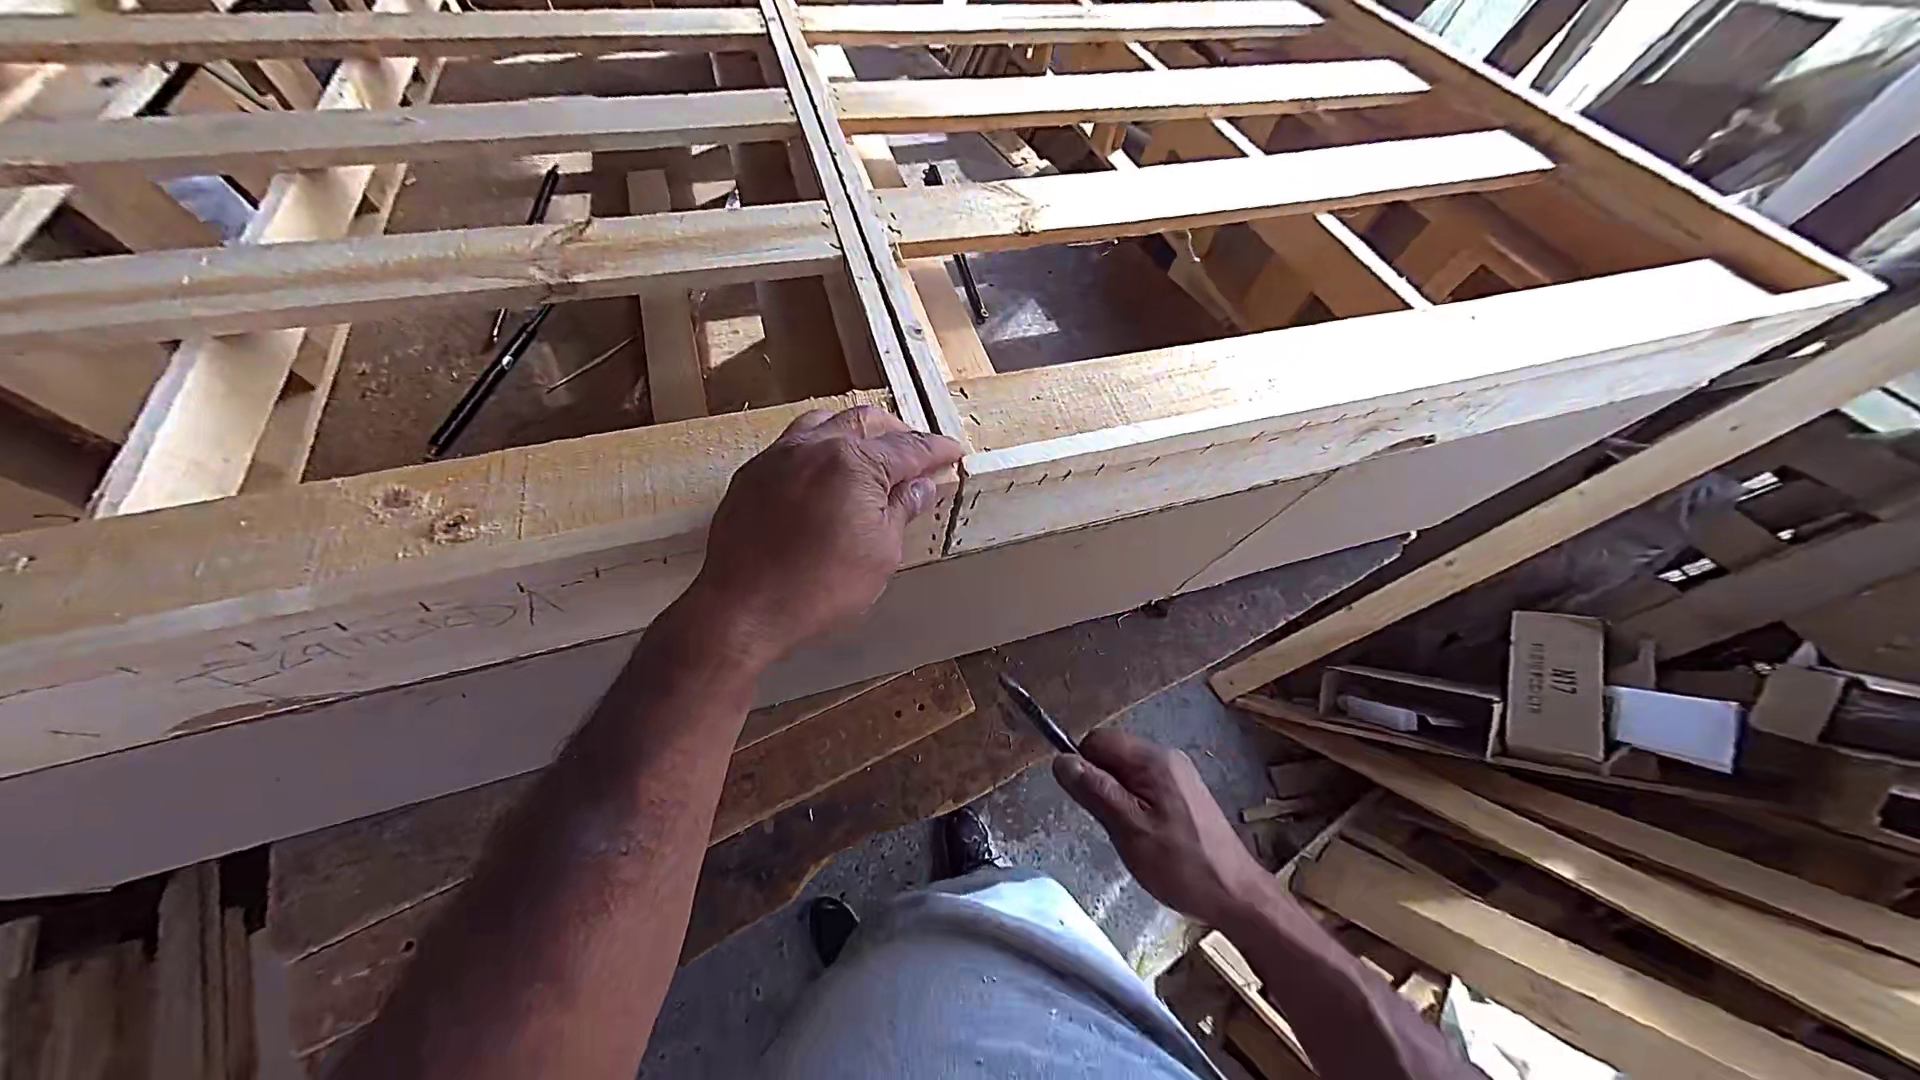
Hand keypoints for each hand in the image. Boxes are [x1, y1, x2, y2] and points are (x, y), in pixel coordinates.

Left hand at [688, 405, 964, 663]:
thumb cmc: (819, 588)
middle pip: (867, 421)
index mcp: (854, 463)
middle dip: (898, 434)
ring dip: (856, 433)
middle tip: (916, 456)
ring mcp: (779, 456)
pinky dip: (821, 448)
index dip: (936, 450)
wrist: (744, 608)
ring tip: (872, 456)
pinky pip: (795, 443)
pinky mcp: (753, 473)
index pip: (909, 448)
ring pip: (826, 422)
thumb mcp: (881, 553)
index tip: (952, 453)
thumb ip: (902, 510)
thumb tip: (921, 486)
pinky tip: (827, 473)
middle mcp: (815, 446)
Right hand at [1054, 731, 1279, 925]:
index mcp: (1153, 759)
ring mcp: (1178, 775)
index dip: (1083, 766)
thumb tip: (1060, 760)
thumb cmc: (1181, 864)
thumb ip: (1095, 791)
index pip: (1098, 740)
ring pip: (1126, 772)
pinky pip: (1144, 786)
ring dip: (1117, 798)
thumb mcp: (1129, 829)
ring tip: (1130, 834)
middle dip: (1101, 784)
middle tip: (1112, 824)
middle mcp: (1166, 757)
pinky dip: (1135, 806)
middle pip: (1112, 754)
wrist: (1238, 896)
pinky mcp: (1185, 793)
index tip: (1089, 803)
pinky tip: (1146, 836)